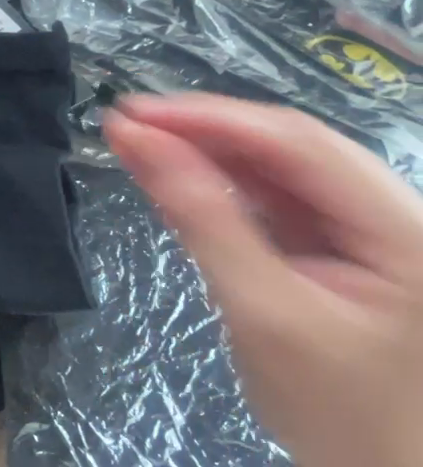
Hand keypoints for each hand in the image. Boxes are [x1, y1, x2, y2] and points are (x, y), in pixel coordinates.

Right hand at [105, 93, 422, 466]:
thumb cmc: (336, 405)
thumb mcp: (261, 309)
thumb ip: (200, 216)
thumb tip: (131, 135)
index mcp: (408, 234)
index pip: (301, 145)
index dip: (211, 117)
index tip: (126, 112)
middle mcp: (400, 219)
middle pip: (295, 147)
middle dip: (204, 127)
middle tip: (122, 121)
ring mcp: (375, 233)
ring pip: (282, 165)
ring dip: (207, 148)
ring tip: (134, 139)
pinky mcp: (345, 248)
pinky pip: (278, 194)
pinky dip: (220, 178)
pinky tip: (172, 170)